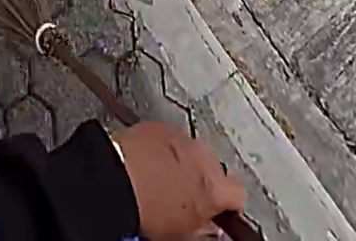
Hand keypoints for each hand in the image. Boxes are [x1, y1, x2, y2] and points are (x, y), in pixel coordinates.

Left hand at [111, 121, 245, 239]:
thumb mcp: (183, 233)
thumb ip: (205, 229)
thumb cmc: (147, 207)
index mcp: (213, 187)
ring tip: (166, 177)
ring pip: (193, 151)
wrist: (117, 177)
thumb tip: (210, 229)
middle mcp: (202, 156)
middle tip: (188, 195)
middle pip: (214, 168)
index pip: (238, 194)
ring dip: (186, 161)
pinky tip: (153, 160)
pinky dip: (166, 147)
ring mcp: (181, 137)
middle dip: (205, 180)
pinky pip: (171, 137)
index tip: (221, 210)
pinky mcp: (160, 125)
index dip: (229, 204)